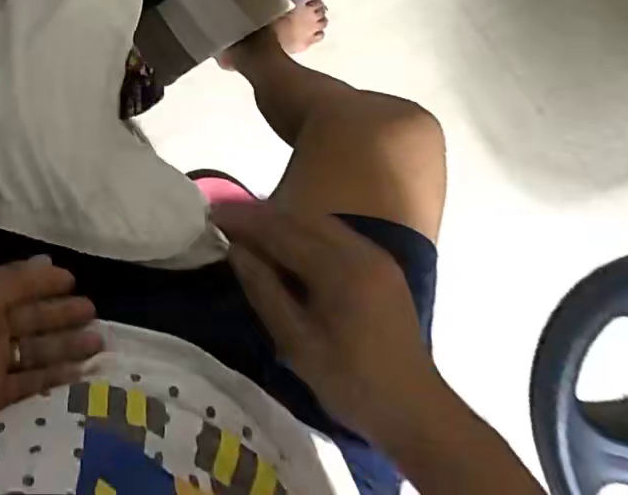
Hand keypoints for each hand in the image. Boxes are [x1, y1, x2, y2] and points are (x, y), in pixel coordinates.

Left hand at [0, 257, 101, 487]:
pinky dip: (49, 382)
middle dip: (58, 315)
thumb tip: (46, 260)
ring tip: (99, 345)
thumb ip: (7, 283)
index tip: (75, 280)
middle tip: (97, 315)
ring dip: (61, 348)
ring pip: (29, 353)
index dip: (41, 282)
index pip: (12, 284)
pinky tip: (77, 378)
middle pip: (24, 318)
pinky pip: (24, 388)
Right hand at [212, 202, 452, 447]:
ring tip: (244, 225)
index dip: (241, 220)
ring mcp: (374, 257)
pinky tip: (281, 240)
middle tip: (221, 216)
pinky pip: (330, 232)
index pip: (279, 231)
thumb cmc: (351, 381)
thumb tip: (234, 248)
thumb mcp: (295, 341)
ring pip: (314, 220)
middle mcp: (360, 253)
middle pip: (297, 218)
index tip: (208, 214)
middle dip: (256, 213)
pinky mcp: (380, 266)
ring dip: (277, 218)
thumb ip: (263, 288)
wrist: (418, 414)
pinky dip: (299, 228)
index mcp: (340, 270)